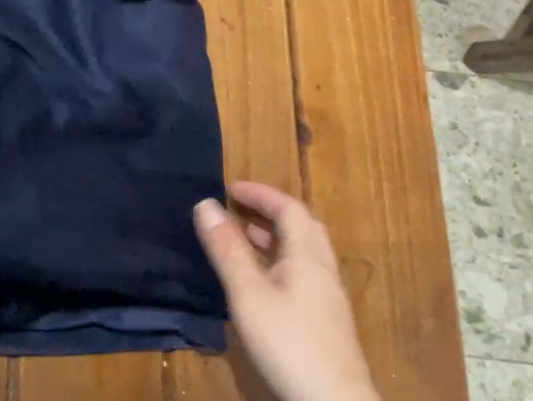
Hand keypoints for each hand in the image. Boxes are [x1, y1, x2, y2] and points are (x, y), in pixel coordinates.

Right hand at [194, 182, 378, 400]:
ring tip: (241, 240)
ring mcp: (327, 298)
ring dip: (273, 238)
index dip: (260, 194)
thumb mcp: (248, 294)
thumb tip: (205, 203)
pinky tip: (259, 281)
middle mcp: (323, 270)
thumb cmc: (289, 344)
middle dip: (268, 212)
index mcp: (308, 256)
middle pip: (301, 227)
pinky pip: (302, 273)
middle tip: (236, 210)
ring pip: (303, 252)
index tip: (229, 188)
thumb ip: (227, 249)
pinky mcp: (325, 322)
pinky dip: (278, 261)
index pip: (289, 208)